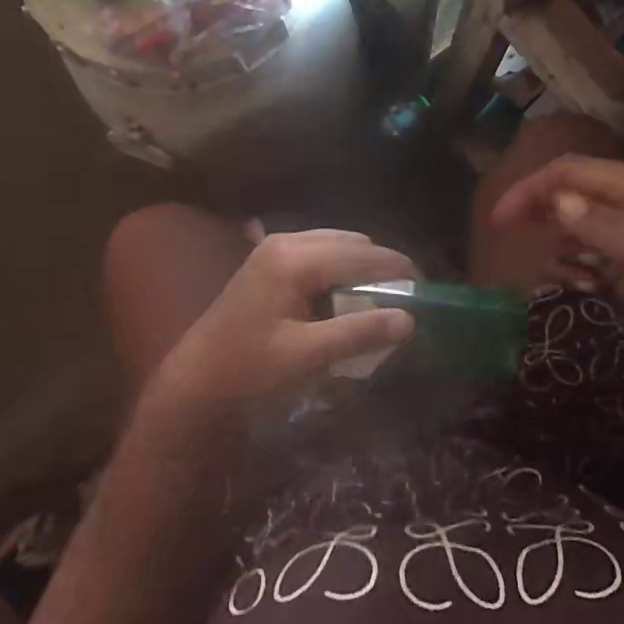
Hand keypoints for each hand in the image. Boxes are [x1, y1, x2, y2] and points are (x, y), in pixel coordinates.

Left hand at [150, 229, 416, 413]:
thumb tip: (409, 319)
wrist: (196, 381)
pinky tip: (345, 299)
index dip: (398, 269)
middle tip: (404, 299)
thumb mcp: (308, 356)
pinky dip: (339, 271)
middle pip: (351, 244)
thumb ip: (359, 333)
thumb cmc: (249, 369)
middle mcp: (285, 242)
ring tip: (379, 301)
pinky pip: (317, 255)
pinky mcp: (268, 263)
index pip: (363, 254)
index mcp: (295, 258)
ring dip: (360, 268)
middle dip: (380, 267)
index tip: (427, 289)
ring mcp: (273, 249)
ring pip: (335, 246)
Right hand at [490, 155, 623, 374]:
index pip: (576, 173)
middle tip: (506, 236)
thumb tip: (557, 201)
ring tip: (568, 277)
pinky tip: (581, 286)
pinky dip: (571, 267)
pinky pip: (583, 254)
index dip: (534, 187)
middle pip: (569, 193)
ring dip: (557, 246)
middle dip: (537, 211)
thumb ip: (610, 227)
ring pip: (572, 225)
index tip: (500, 217)